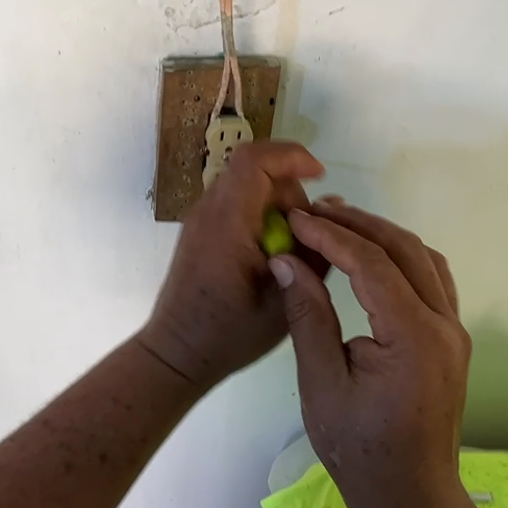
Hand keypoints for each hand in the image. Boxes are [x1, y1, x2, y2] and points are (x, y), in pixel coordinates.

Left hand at [139, 141, 326, 386]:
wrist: (177, 352)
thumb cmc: (230, 333)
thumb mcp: (285, 301)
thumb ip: (313, 253)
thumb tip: (330, 210)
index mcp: (228, 222)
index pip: (255, 161)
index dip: (292, 156)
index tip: (321, 175)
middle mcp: (209, 211)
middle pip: (253, 168)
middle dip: (289, 186)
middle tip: (310, 227)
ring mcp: (200, 219)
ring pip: (244, 184)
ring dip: (275, 201)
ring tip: (294, 244)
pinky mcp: (199, 231)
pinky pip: (234, 202)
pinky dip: (259, 212)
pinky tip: (273, 251)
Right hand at [270, 199, 473, 507]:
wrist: (409, 495)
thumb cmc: (358, 448)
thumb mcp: (321, 382)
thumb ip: (308, 315)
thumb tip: (286, 261)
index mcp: (413, 337)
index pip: (372, 264)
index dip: (331, 235)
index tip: (295, 219)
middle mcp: (444, 325)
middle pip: (404, 250)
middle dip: (357, 224)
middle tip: (314, 211)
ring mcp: (454, 331)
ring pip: (423, 259)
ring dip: (381, 235)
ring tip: (338, 222)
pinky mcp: (450, 339)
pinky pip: (432, 279)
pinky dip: (400, 256)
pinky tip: (372, 255)